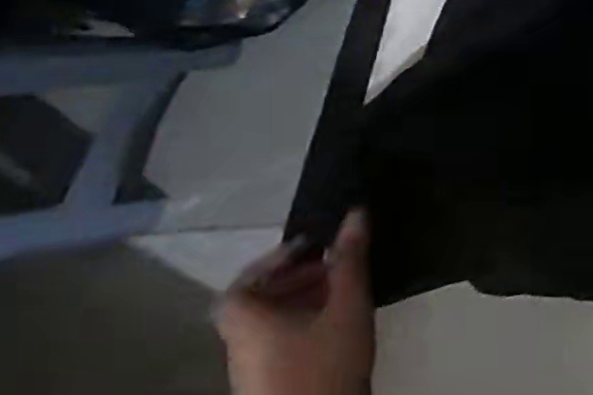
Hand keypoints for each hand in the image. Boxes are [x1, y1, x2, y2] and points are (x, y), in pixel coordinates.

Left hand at [216, 211, 374, 394]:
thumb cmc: (327, 361)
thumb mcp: (348, 304)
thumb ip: (350, 259)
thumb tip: (355, 213)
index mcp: (250, 326)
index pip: (237, 289)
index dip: (269, 262)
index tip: (309, 247)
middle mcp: (242, 347)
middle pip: (255, 304)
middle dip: (295, 276)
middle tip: (334, 263)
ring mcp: (254, 370)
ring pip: (269, 323)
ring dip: (302, 297)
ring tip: (344, 287)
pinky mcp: (271, 383)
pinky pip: (279, 340)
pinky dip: (304, 319)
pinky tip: (338, 319)